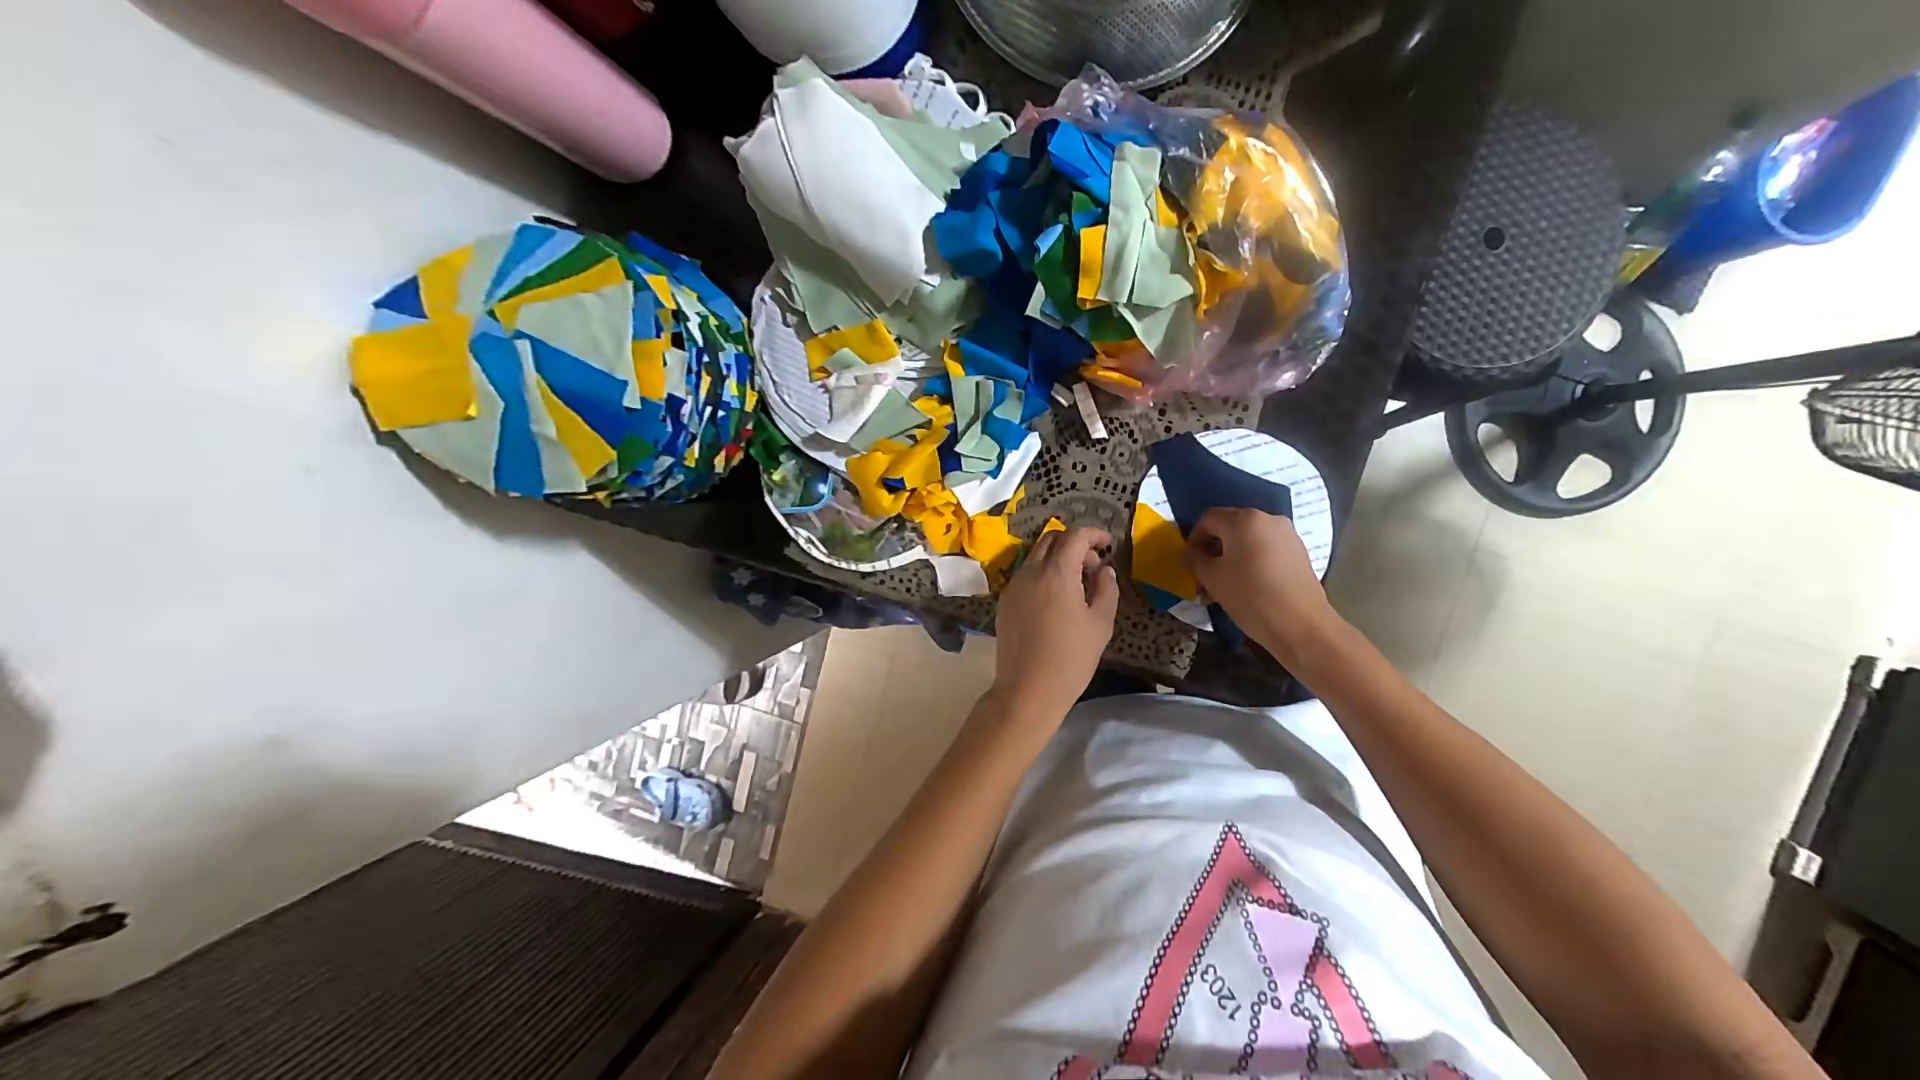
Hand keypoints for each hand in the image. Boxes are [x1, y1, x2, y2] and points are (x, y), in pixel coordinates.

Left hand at [990, 526, 1119, 719]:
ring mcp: (1013, 586)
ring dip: (1058, 559)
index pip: (1074, 536)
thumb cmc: (1071, 659)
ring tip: (1076, 586)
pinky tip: (1055, 600)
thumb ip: (1106, 589)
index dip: (1094, 533)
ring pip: (1035, 556)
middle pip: (1051, 540)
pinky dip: (1043, 574)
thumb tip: (1104, 570)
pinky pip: (1025, 575)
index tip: (1108, 544)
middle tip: (1093, 567)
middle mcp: (1030, 572)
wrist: (1027, 690)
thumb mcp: (1100, 624)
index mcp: (1056, 573)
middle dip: (1075, 544)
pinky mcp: (1004, 602)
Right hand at [1181, 508, 1336, 662]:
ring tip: (1225, 582)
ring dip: (1232, 555)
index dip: (1194, 538)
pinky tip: (1248, 584)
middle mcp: (1267, 519)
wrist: (1301, 624)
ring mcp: (1287, 534)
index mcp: (1243, 520)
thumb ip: (1194, 560)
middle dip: (1214, 547)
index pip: (1208, 518)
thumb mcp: (1212, 578)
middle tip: (1205, 572)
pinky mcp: (1299, 552)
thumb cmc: (1250, 596)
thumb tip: (1187, 553)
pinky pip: (1266, 548)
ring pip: (1249, 538)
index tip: (1189, 560)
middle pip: (1230, 526)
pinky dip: (1252, 559)